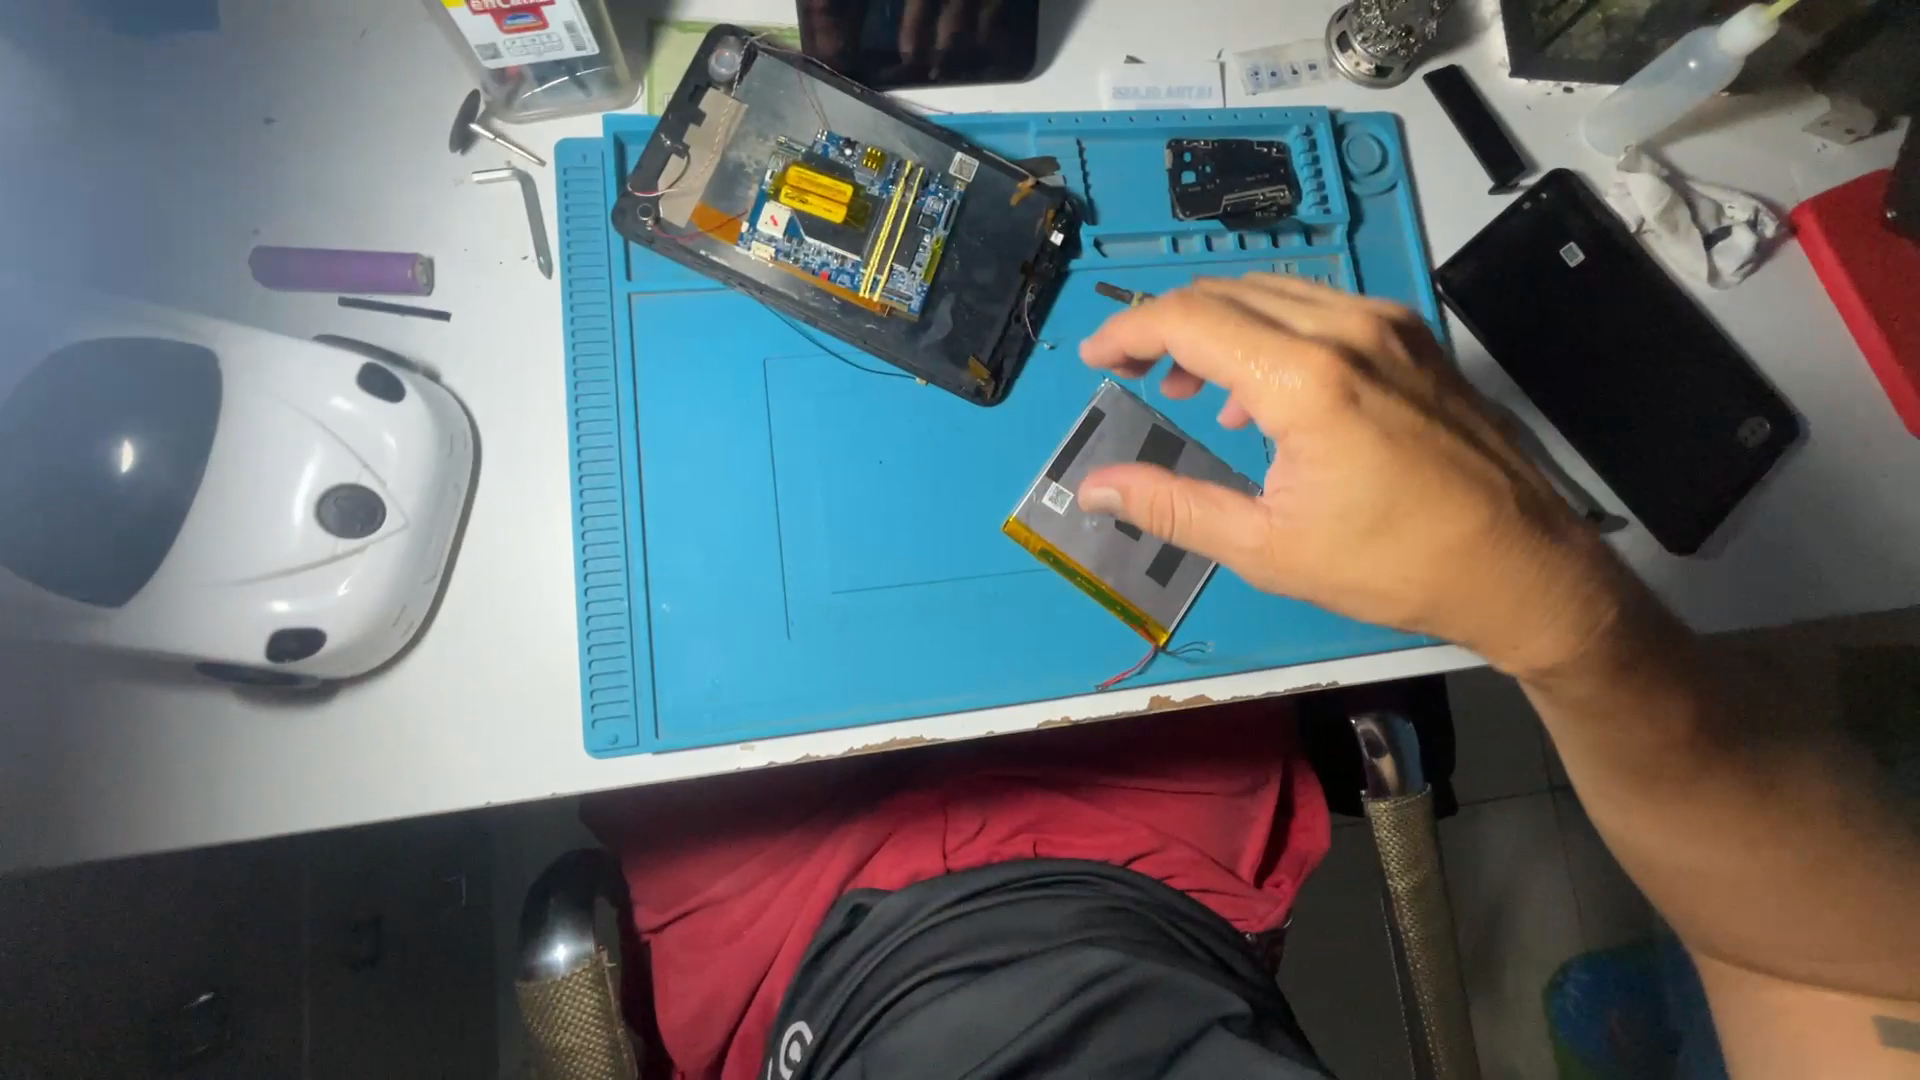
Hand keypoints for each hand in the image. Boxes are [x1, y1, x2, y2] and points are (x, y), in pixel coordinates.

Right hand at [1076, 274, 1640, 676]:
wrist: (1521, 568)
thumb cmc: (1389, 566)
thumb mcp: (1264, 548)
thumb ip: (1171, 507)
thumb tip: (1094, 490)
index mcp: (1305, 381)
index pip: (1190, 321)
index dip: (1128, 332)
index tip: (1095, 357)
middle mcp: (1347, 330)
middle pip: (1224, 294)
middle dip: (1162, 324)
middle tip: (1128, 369)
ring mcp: (1386, 325)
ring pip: (1269, 292)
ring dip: (1211, 326)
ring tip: (1181, 382)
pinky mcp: (1408, 336)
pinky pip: (1314, 308)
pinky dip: (1262, 332)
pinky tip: (1252, 391)